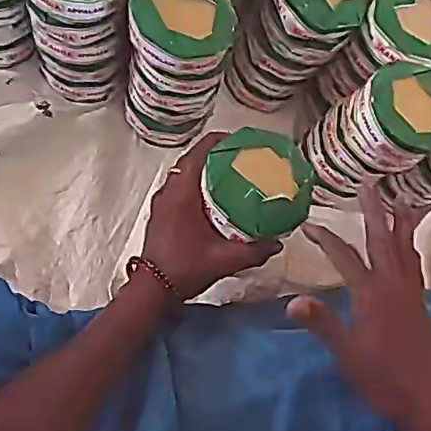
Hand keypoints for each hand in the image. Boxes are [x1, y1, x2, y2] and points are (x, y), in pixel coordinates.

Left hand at [138, 132, 281, 299]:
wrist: (152, 289)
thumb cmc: (184, 269)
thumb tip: (278, 242)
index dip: (219, 140)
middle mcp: (169, 191)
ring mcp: (162, 201)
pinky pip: (180, 186)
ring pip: (185, 173)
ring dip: (206, 168)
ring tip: (232, 173)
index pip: (198, 152)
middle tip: (242, 156)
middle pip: (192, 159)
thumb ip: (254, 250)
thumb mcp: (224, 259)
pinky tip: (215, 196)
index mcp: (182, 193)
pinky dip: (198, 183)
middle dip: (216, 153)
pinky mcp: (161, 212)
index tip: (241, 140)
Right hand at [288, 188, 430, 430]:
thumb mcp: (348, 354)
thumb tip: (292, 300)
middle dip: (374, 211)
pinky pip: (415, 263)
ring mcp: (411, 292)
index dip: (326, 239)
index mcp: (371, 294)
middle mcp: (394, 285)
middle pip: (382, 239)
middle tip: (369, 185)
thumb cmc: (386, 378)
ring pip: (405, 247)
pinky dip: (411, 245)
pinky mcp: (421, 303)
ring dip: (400, 221)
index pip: (345, 257)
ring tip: (400, 200)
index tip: (309, 225)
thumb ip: (323, 323)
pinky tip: (410, 246)